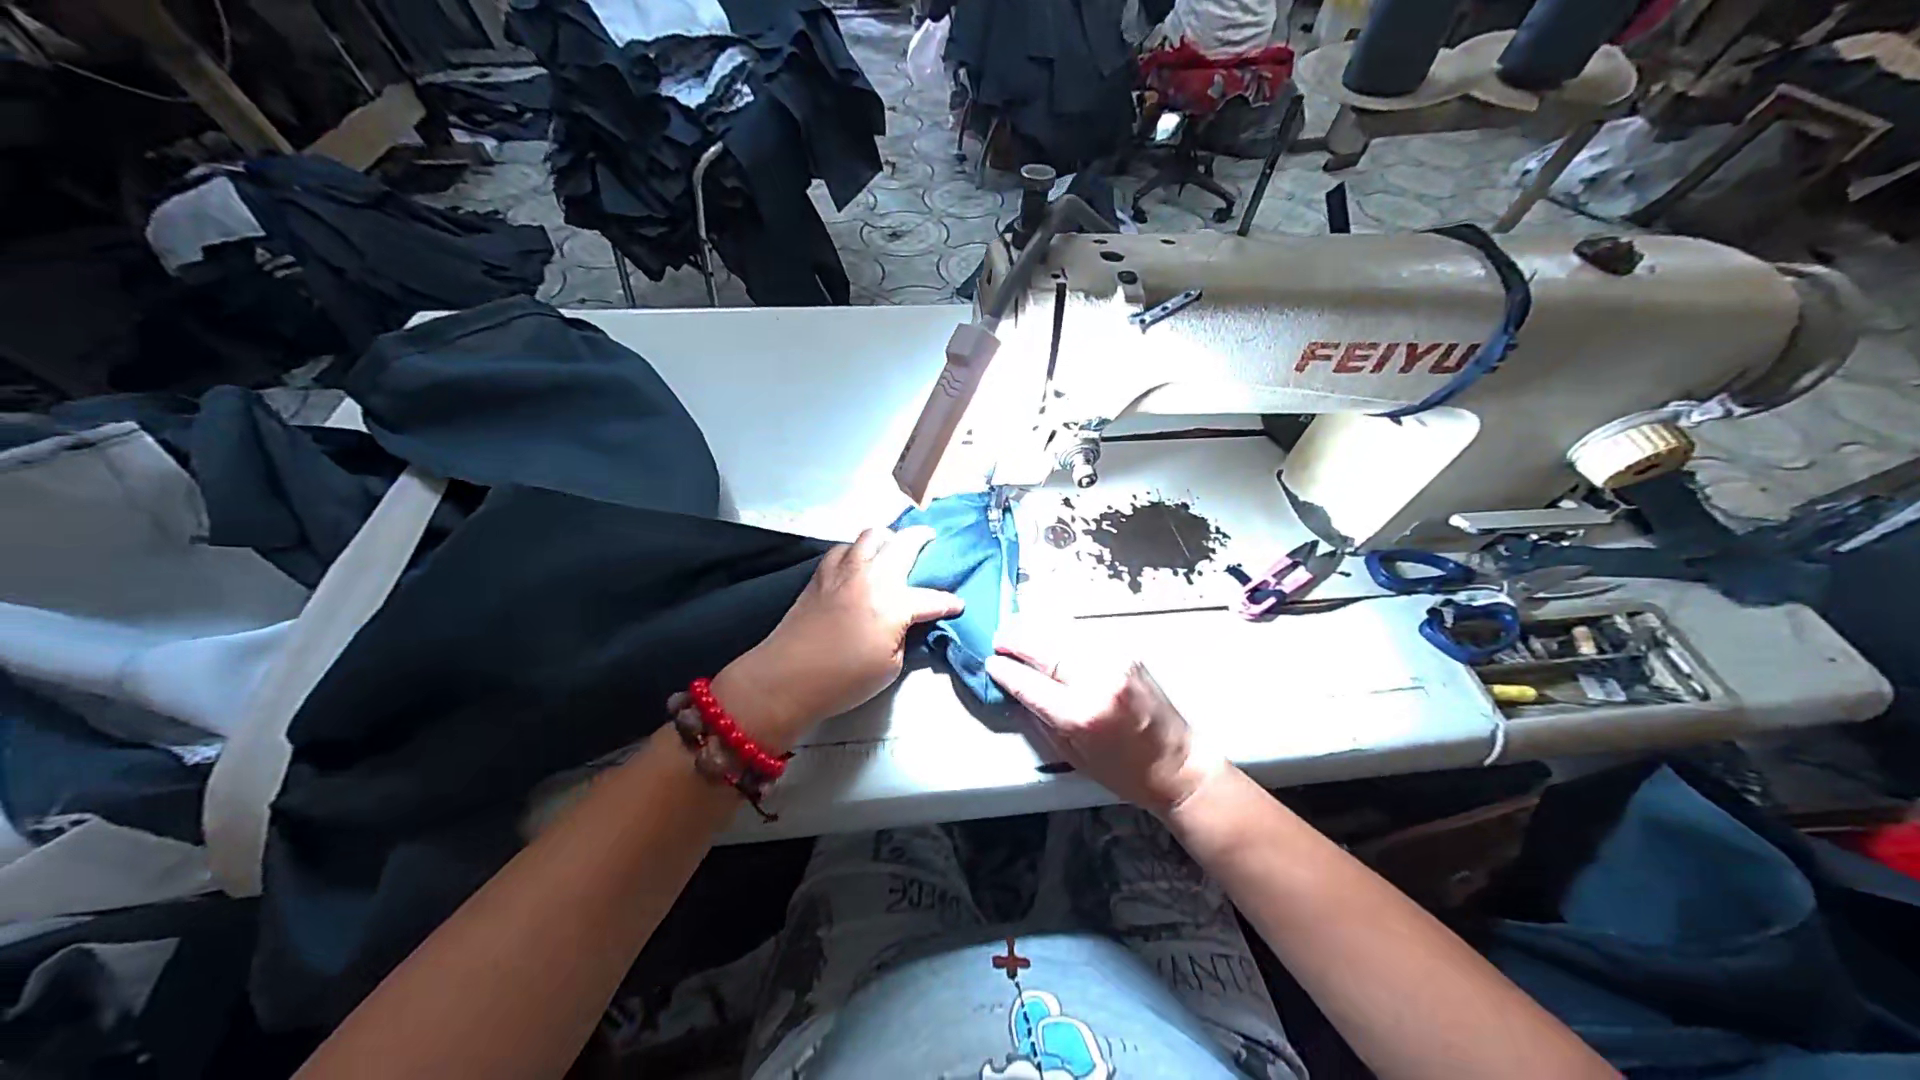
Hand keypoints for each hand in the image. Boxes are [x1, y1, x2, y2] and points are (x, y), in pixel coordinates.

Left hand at [713, 526, 962, 751]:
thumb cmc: (844, 679)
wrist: (787, 677)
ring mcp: (843, 571)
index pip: (932, 599)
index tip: (958, 605)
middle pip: (902, 544)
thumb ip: (904, 636)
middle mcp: (872, 577)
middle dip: (921, 538)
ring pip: (870, 536)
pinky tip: (857, 561)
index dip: (948, 603)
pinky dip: (856, 550)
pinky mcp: (820, 575)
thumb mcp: (891, 666)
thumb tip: (905, 622)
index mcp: (895, 603)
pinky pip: (844, 549)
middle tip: (929, 537)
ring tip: (891, 544)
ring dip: (886, 537)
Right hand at [985, 642, 1223, 818]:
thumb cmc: (1125, 771)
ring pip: (1065, 636)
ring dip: (1038, 632)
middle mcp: (1098, 681)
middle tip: (999, 639)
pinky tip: (1051, 637)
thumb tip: (1018, 689)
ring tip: (1018, 633)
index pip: (1031, 684)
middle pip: (1045, 650)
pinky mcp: (1127, 654)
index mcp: (1081, 714)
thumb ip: (1042, 718)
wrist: (1178, 763)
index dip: (1007, 671)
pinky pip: (1085, 638)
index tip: (991, 662)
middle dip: (1017, 642)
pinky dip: (1063, 635)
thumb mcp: (1072, 755)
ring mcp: (1116, 662)